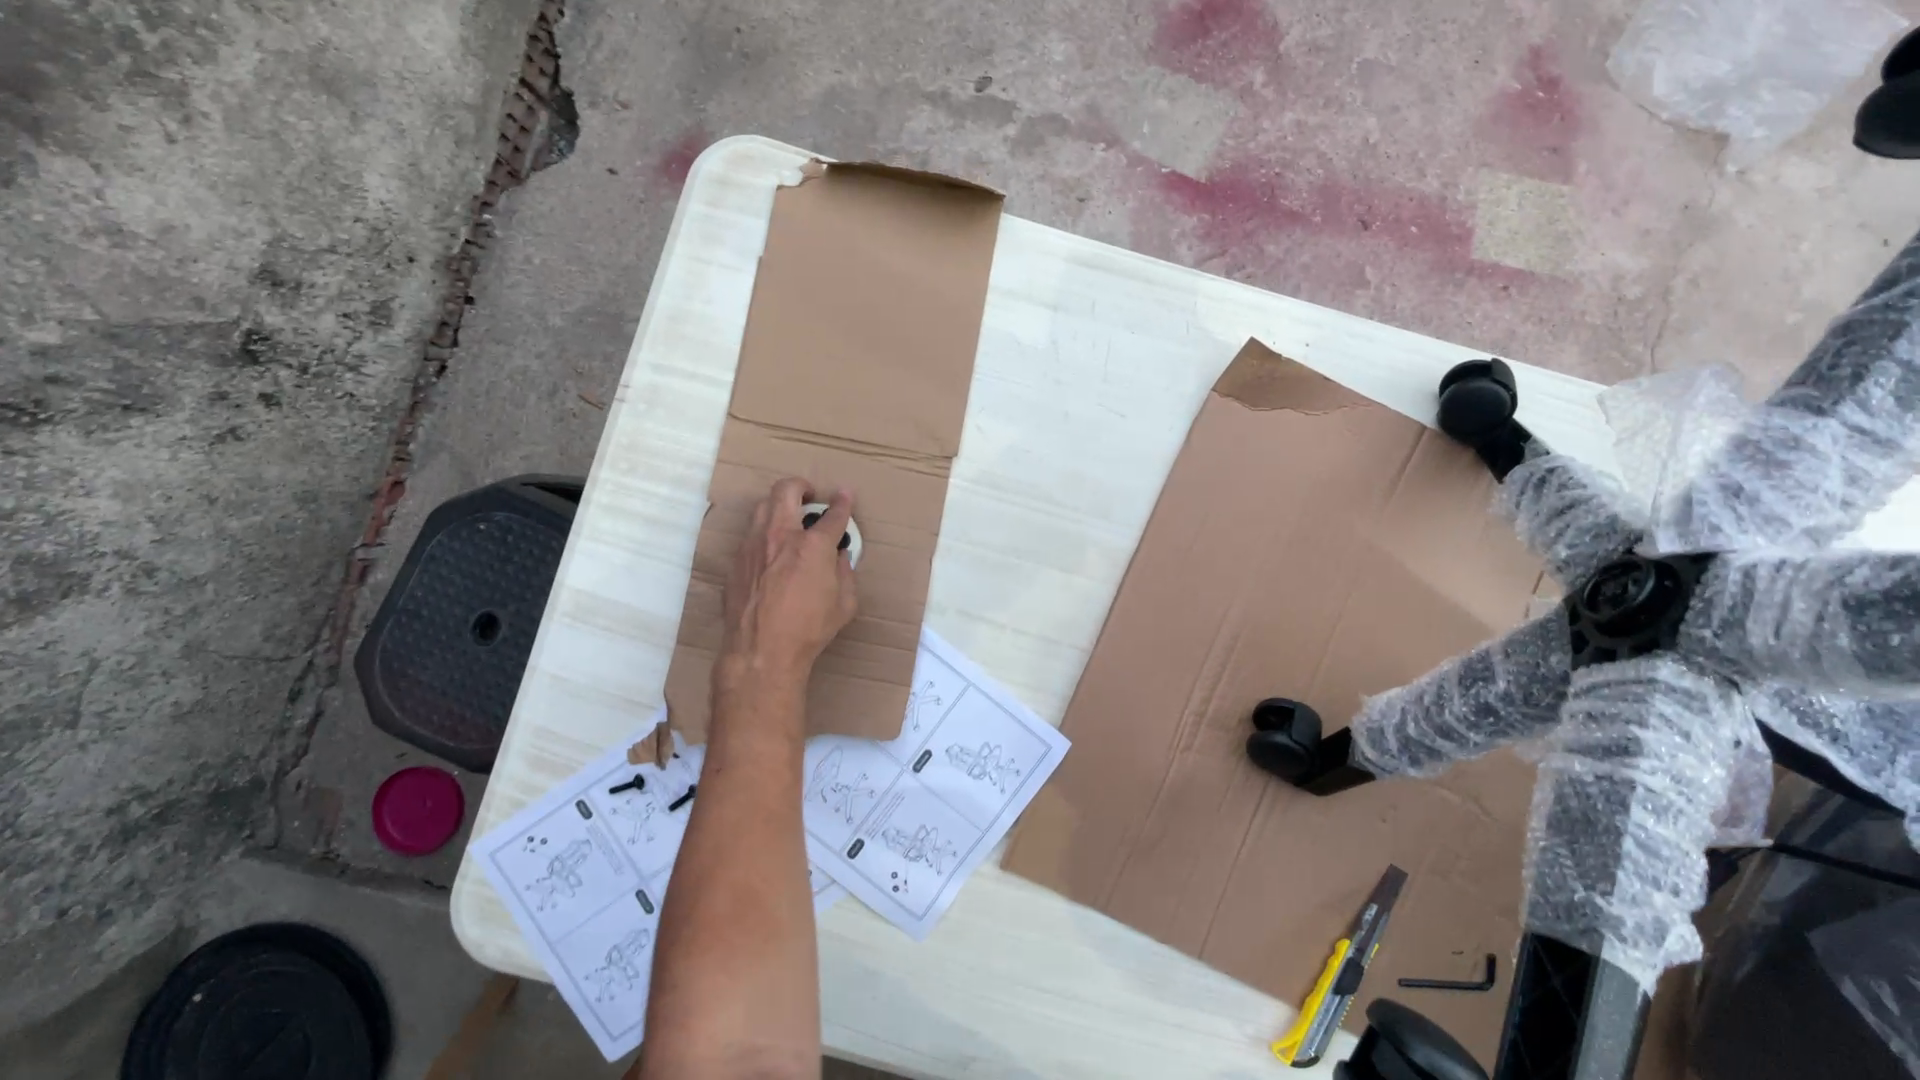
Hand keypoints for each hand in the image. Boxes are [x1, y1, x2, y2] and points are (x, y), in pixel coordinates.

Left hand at [718, 478, 858, 686]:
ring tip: (788, 518)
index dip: (843, 503)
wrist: (762, 649)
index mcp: (813, 545)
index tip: (845, 497)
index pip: (833, 514)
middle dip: (801, 486)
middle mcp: (780, 536)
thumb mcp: (844, 604)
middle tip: (809, 495)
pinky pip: (750, 535)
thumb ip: (844, 575)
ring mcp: (753, 546)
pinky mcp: (737, 562)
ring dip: (778, 505)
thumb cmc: (808, 629)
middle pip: (787, 490)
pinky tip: (771, 551)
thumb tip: (839, 560)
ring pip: (762, 507)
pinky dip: (764, 534)